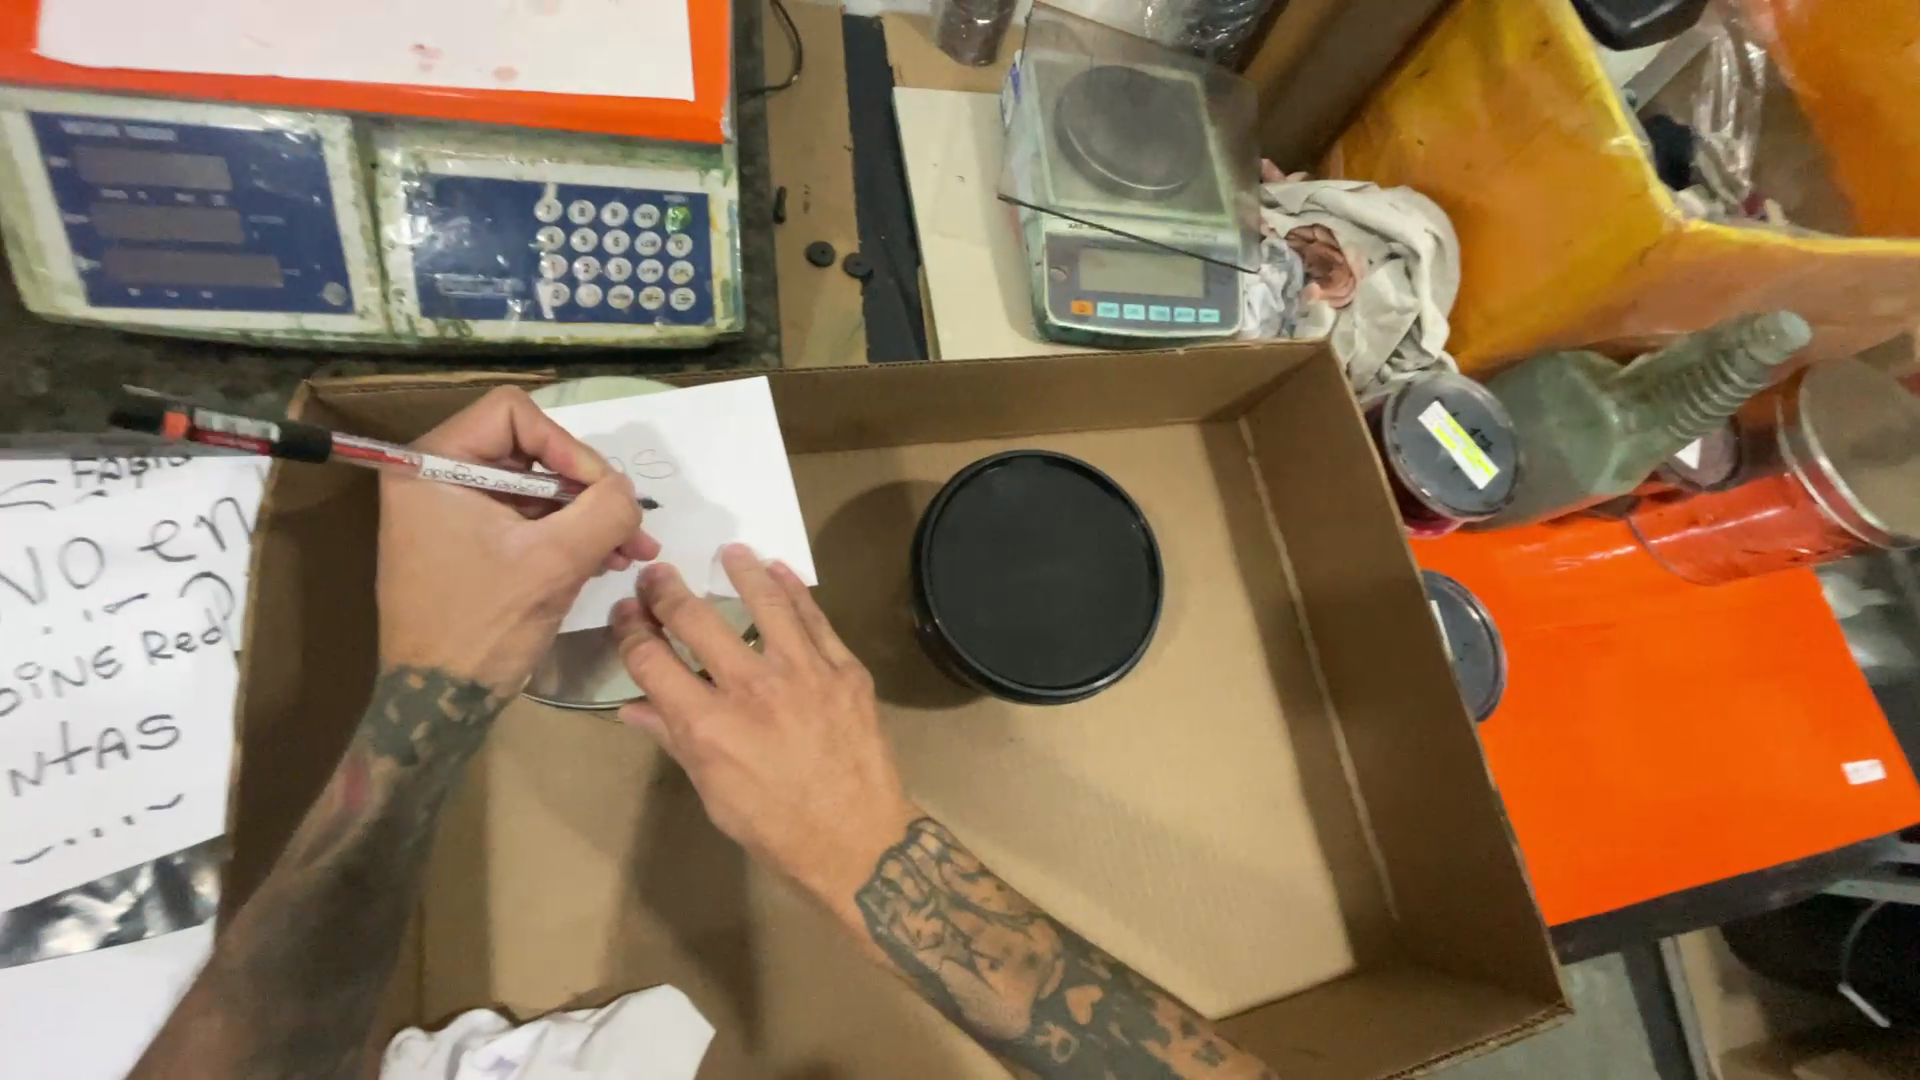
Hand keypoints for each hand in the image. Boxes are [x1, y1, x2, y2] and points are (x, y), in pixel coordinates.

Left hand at [378, 387, 659, 694]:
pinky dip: (574, 535)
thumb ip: (604, 510)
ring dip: (593, 516)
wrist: (442, 696)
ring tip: (632, 550)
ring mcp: (460, 511)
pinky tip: (609, 560)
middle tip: (632, 526)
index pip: (515, 415)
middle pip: (536, 451)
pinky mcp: (477, 541)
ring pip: (545, 488)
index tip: (600, 493)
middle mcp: (441, 478)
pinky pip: (536, 519)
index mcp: (434, 466)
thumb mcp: (556, 560)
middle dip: (591, 490)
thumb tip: (629, 492)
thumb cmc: (485, 621)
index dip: (568, 447)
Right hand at [613, 545, 918, 912]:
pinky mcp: (845, 670)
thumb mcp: (713, 792)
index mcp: (707, 725)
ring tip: (730, 550)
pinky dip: (796, 592)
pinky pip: (816, 620)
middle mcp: (751, 687)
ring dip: (743, 571)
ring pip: (766, 604)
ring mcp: (804, 673)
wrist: (857, 839)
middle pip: (699, 621)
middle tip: (658, 573)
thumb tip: (632, 707)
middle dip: (668, 592)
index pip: (652, 661)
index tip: (625, 611)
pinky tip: (781, 572)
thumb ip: (674, 739)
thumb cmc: (776, 826)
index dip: (631, 630)